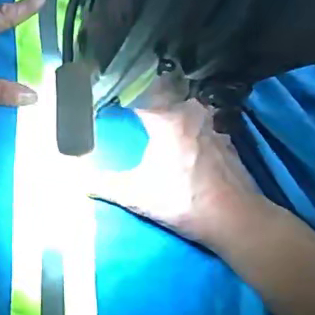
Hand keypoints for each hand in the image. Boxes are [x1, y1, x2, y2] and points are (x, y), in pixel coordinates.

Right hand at [89, 98, 276, 250]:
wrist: (235, 218)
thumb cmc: (182, 200)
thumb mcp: (135, 195)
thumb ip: (104, 184)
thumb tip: (79, 179)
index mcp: (167, 118)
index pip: (140, 95)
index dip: (124, 99)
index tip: (113, 105)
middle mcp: (192, 113)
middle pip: (167, 97)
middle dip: (152, 99)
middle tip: (136, 112)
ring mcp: (214, 126)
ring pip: (189, 109)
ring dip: (176, 113)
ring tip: (161, 125)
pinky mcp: (229, 142)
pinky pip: (205, 125)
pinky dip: (194, 130)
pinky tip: (187, 145)